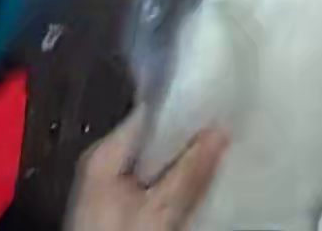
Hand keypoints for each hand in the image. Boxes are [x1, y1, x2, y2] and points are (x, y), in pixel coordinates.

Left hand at [66, 110, 226, 230]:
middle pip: (151, 142)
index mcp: (103, 153)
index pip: (148, 115)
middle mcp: (102, 165)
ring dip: (180, 166)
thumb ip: (190, 171)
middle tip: (218, 133)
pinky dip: (170, 186)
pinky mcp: (115, 214)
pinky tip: (193, 186)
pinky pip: (149, 189)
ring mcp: (107, 191)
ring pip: (153, 167)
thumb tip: (219, 131)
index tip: (212, 107)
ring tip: (213, 153)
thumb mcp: (160, 212)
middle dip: (184, 141)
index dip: (181, 110)